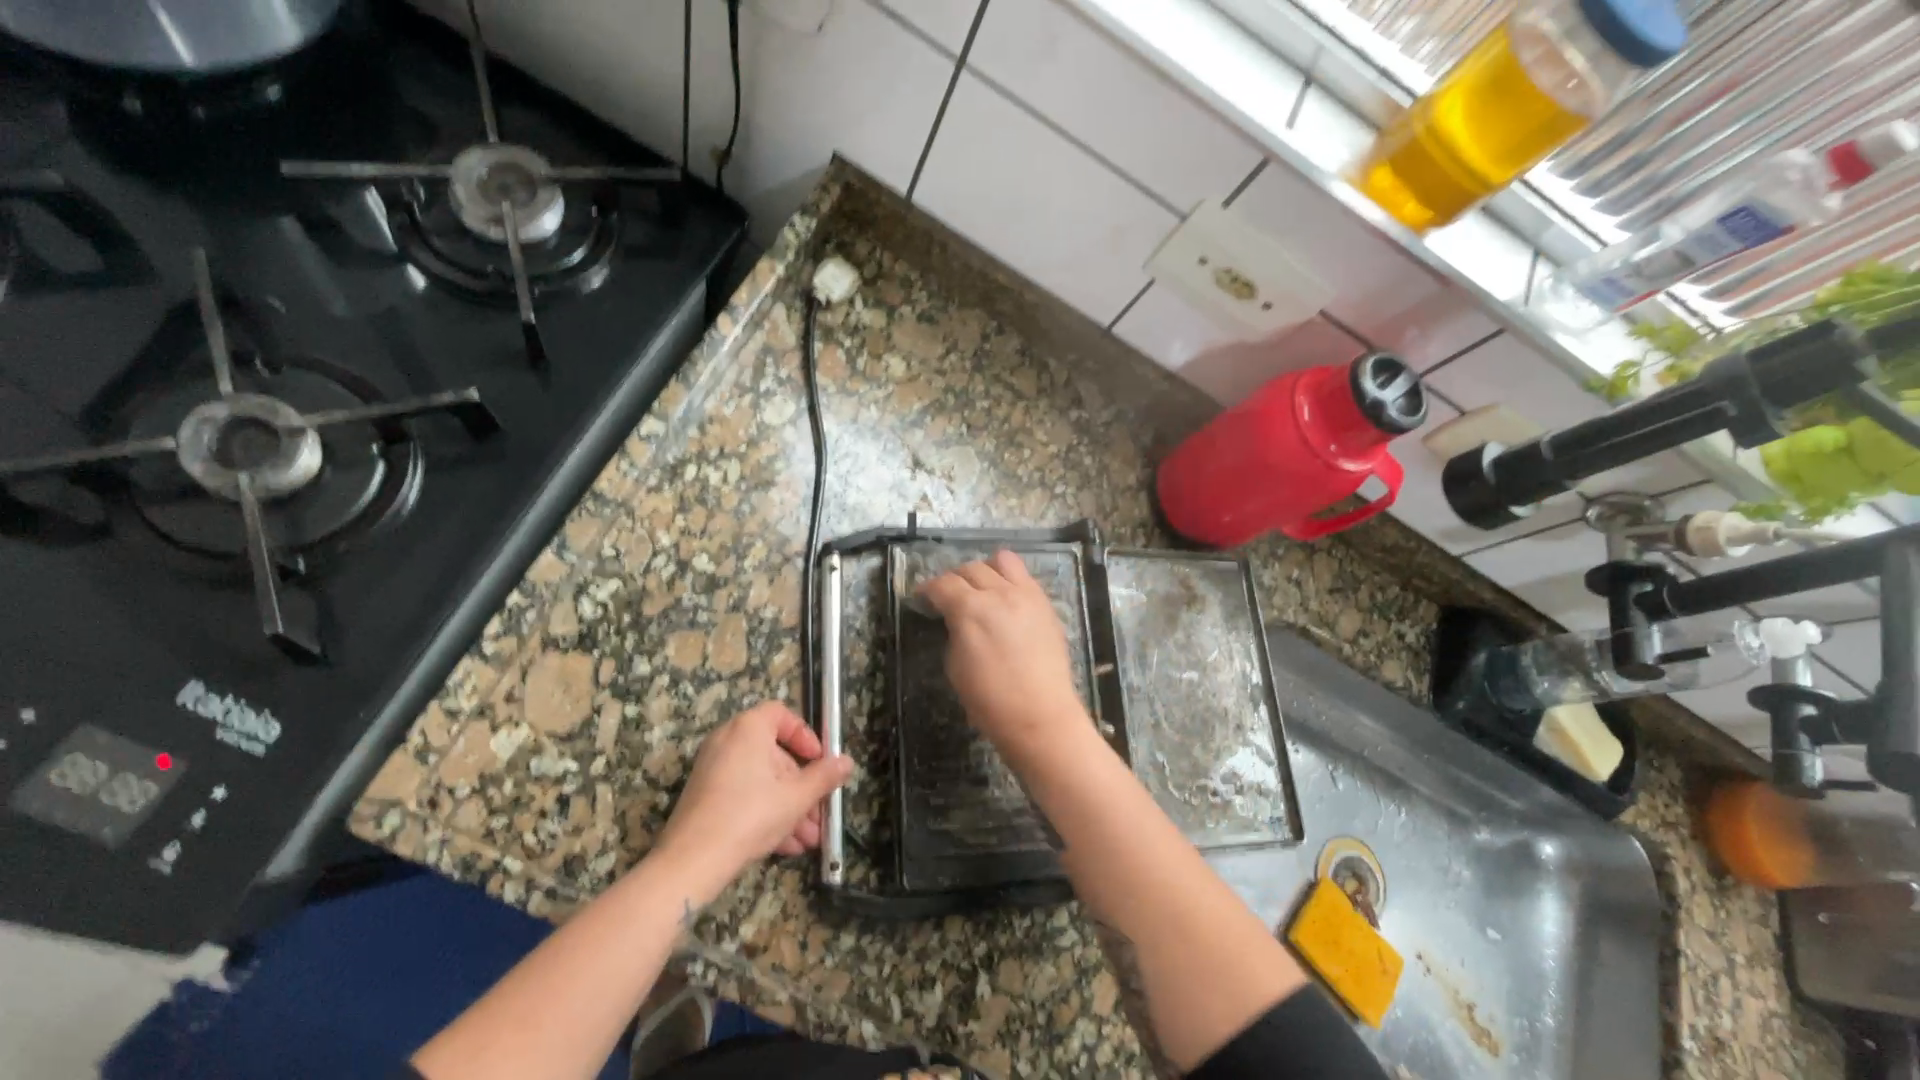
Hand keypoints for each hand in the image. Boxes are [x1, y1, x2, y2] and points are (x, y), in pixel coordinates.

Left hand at [654, 702, 852, 889]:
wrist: (692, 859)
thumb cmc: (750, 815)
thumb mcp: (796, 797)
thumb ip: (824, 777)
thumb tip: (846, 762)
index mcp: (748, 729)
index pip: (781, 715)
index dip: (805, 735)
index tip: (820, 760)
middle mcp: (727, 741)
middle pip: (774, 755)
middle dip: (802, 786)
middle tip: (819, 812)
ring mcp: (713, 769)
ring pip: (761, 781)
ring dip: (789, 806)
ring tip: (808, 839)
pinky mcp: (705, 796)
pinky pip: (743, 795)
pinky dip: (765, 812)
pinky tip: (786, 845)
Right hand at [918, 550, 1090, 759]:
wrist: (1040, 715)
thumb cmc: (990, 700)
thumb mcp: (955, 666)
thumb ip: (955, 632)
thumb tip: (957, 621)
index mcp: (970, 610)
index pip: (942, 584)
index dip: (927, 590)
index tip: (922, 598)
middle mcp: (999, 593)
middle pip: (970, 568)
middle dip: (954, 579)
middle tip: (948, 596)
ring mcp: (1027, 595)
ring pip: (1002, 561)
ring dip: (985, 570)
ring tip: (981, 588)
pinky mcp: (1046, 604)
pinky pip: (1024, 577)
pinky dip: (1009, 580)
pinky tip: (1005, 598)